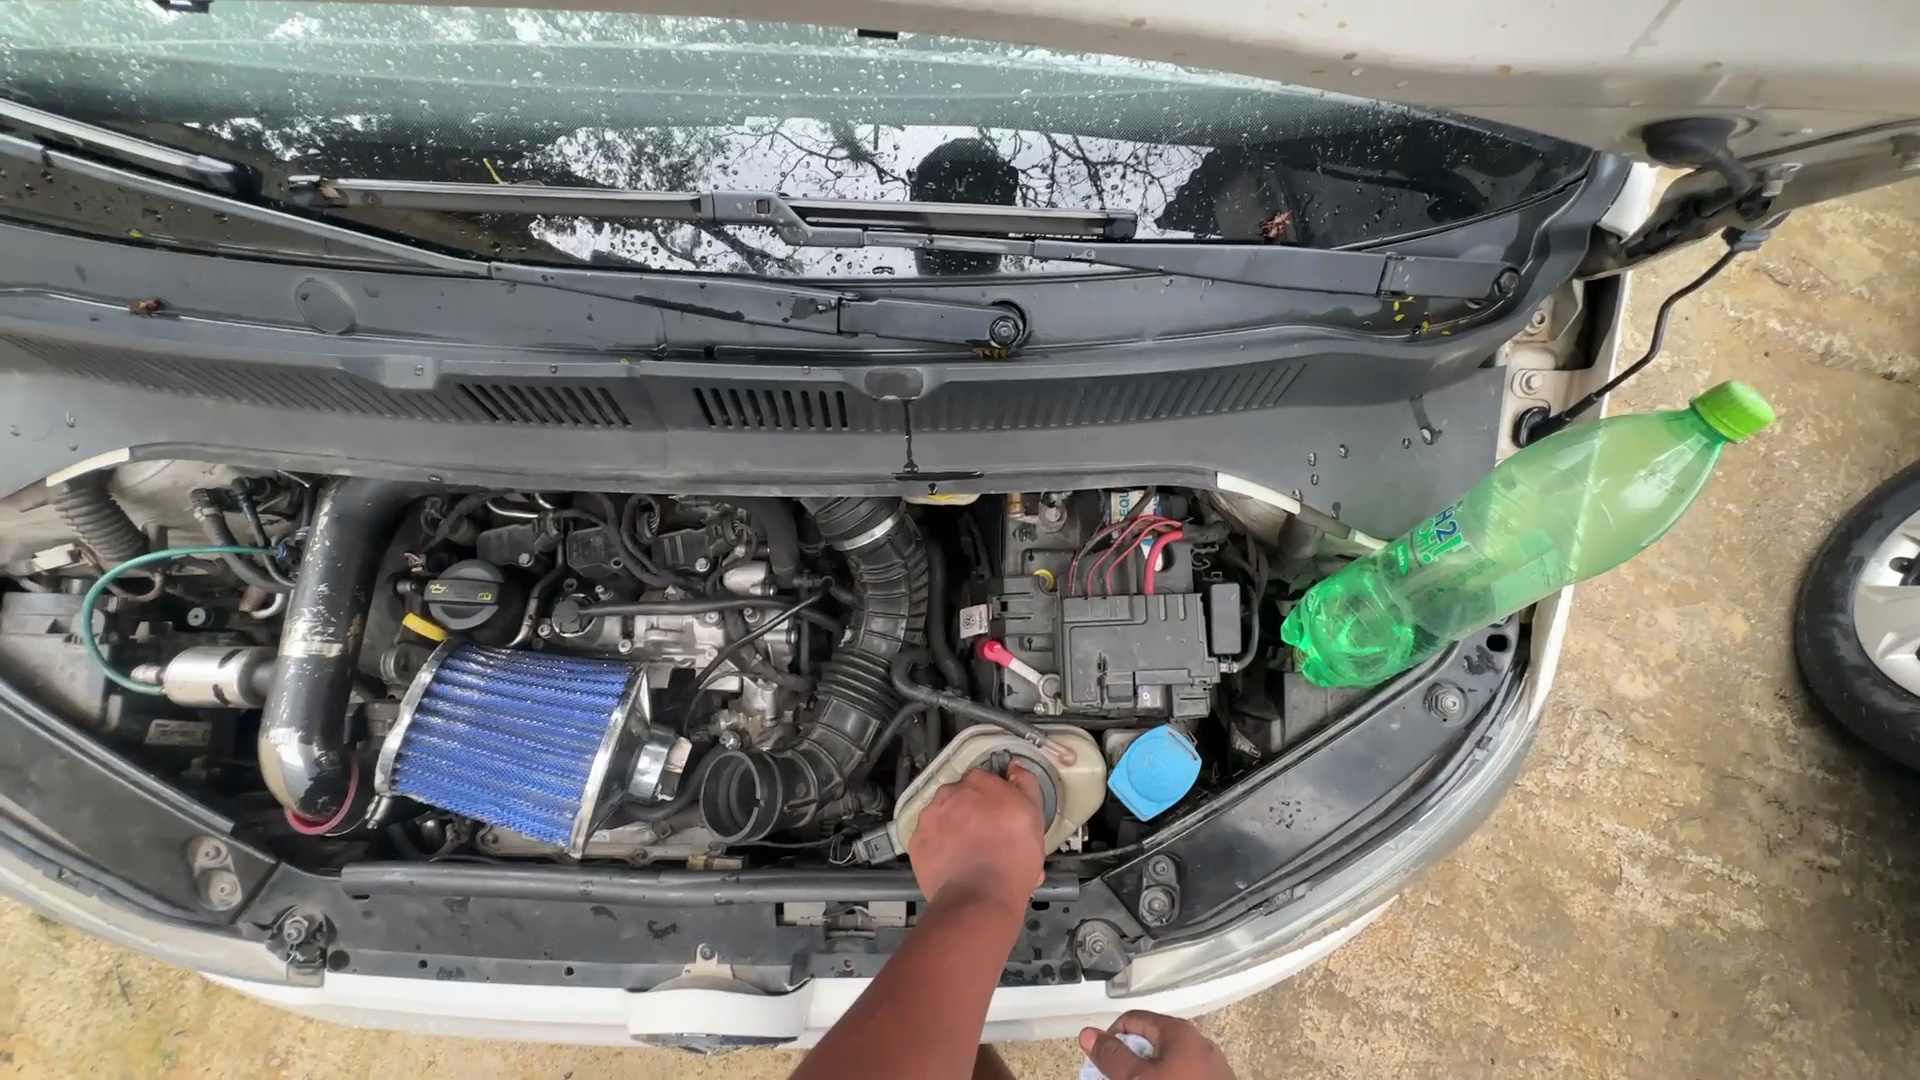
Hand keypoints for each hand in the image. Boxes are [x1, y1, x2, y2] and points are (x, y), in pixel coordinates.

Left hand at [907, 763, 1044, 910]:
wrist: (979, 897)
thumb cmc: (1013, 856)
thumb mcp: (1034, 815)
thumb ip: (1025, 784)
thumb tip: (1014, 767)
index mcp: (979, 782)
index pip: (985, 781)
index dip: (994, 800)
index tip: (1001, 818)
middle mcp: (950, 792)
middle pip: (961, 797)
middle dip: (971, 812)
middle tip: (986, 838)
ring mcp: (929, 817)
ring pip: (943, 817)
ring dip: (953, 828)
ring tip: (967, 855)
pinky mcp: (916, 842)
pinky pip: (929, 840)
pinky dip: (938, 848)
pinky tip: (952, 865)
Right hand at [1079, 1011, 1236, 1079]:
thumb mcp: (1139, 1079)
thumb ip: (1112, 1057)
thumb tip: (1087, 1033)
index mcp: (1177, 1031)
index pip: (1132, 1019)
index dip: (1112, 1039)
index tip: (1103, 1065)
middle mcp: (1197, 1041)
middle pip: (1151, 1041)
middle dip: (1131, 1061)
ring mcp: (1212, 1066)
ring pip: (1169, 1063)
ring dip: (1150, 1074)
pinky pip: (1186, 1075)